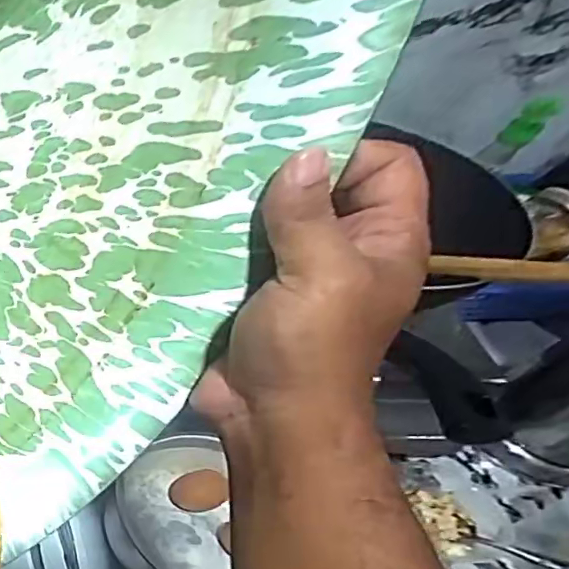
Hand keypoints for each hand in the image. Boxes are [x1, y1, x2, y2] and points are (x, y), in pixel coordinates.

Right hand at [193, 140, 428, 429]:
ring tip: (200, 199)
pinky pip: (233, 263)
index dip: (346, 152)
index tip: (290, 154)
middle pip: (319, 194)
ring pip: (268, 229)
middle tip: (232, 168)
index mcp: (381, 239)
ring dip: (237, 219)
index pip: (383, 167)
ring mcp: (289, 278)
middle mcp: (339, 252)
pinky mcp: (246, 301)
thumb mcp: (320, 274)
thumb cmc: (309, 348)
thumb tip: (302, 158)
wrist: (265, 417)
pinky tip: (185, 240)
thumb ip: (308, 216)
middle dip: (278, 182)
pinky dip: (212, 252)